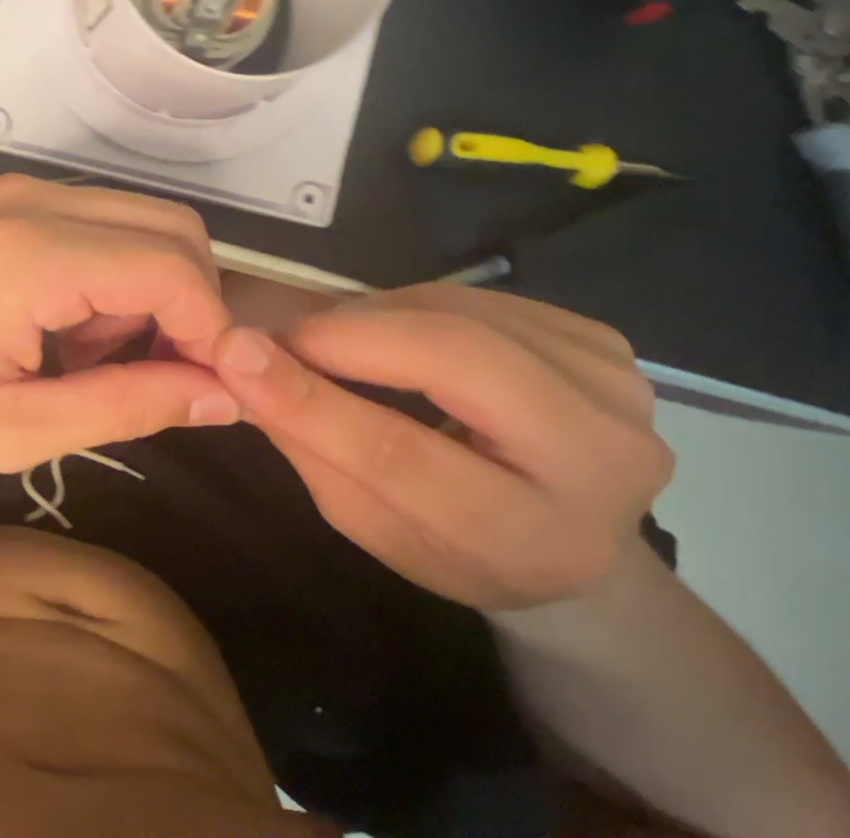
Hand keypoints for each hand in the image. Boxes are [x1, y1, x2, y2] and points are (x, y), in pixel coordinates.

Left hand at [0, 175, 241, 472]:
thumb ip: (126, 406)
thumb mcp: (14, 429)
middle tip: (149, 376)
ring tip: (84, 361)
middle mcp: (29, 201)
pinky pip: (85, 221)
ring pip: (131, 220)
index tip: (208, 388)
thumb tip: (222, 394)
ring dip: (139, 290)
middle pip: (168, 228)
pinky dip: (99, 272)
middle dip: (185, 304)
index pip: (174, 269)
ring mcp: (7, 192)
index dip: (211, 331)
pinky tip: (54, 330)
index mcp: (32, 255)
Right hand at [210, 285, 672, 610]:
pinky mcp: (601, 342)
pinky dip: (406, 307)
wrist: (571, 549)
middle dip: (345, 335)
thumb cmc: (451, 549)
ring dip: (369, 316)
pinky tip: (379, 332)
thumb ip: (311, 448)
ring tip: (320, 340)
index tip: (234, 354)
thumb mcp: (369, 524)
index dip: (311, 400)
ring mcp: (616, 386)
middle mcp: (602, 453)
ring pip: (462, 314)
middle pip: (456, 357)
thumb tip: (242, 366)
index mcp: (531, 533)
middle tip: (275, 337)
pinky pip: (476, 300)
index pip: (402, 453)